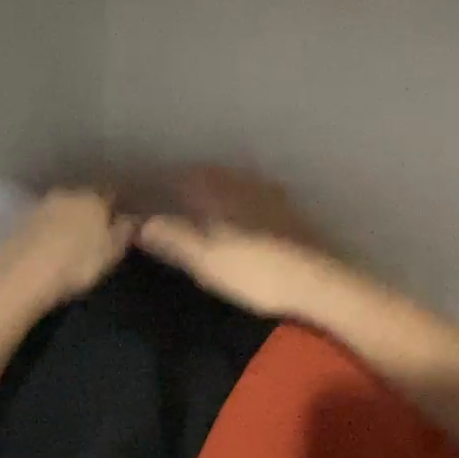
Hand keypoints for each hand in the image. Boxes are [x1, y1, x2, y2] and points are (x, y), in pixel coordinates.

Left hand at [0, 189, 132, 320]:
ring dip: (67, 224)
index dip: (116, 211)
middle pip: (84, 201)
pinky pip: (42, 226)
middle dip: (90, 215)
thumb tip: (133, 218)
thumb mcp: (112, 252)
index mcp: (92, 198)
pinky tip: (49, 253)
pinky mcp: (19, 224)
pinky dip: (48, 235)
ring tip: (70, 249)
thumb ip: (126, 231)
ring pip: (61, 212)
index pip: (111, 196)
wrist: (21, 277)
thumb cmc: (76, 264)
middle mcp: (66, 195)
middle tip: (95, 239)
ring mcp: (39, 208)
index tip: (119, 227)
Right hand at [138, 166, 365, 321]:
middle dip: (194, 181)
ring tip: (209, 204)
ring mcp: (273, 196)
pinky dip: (246, 201)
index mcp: (221, 192)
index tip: (153, 190)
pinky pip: (259, 197)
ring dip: (222, 188)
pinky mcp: (293, 213)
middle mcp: (246, 185)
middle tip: (178, 195)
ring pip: (239, 183)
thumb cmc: (255, 272)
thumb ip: (173, 239)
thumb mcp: (205, 260)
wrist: (319, 282)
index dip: (169, 182)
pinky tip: (248, 215)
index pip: (187, 177)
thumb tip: (140, 223)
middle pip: (214, 176)